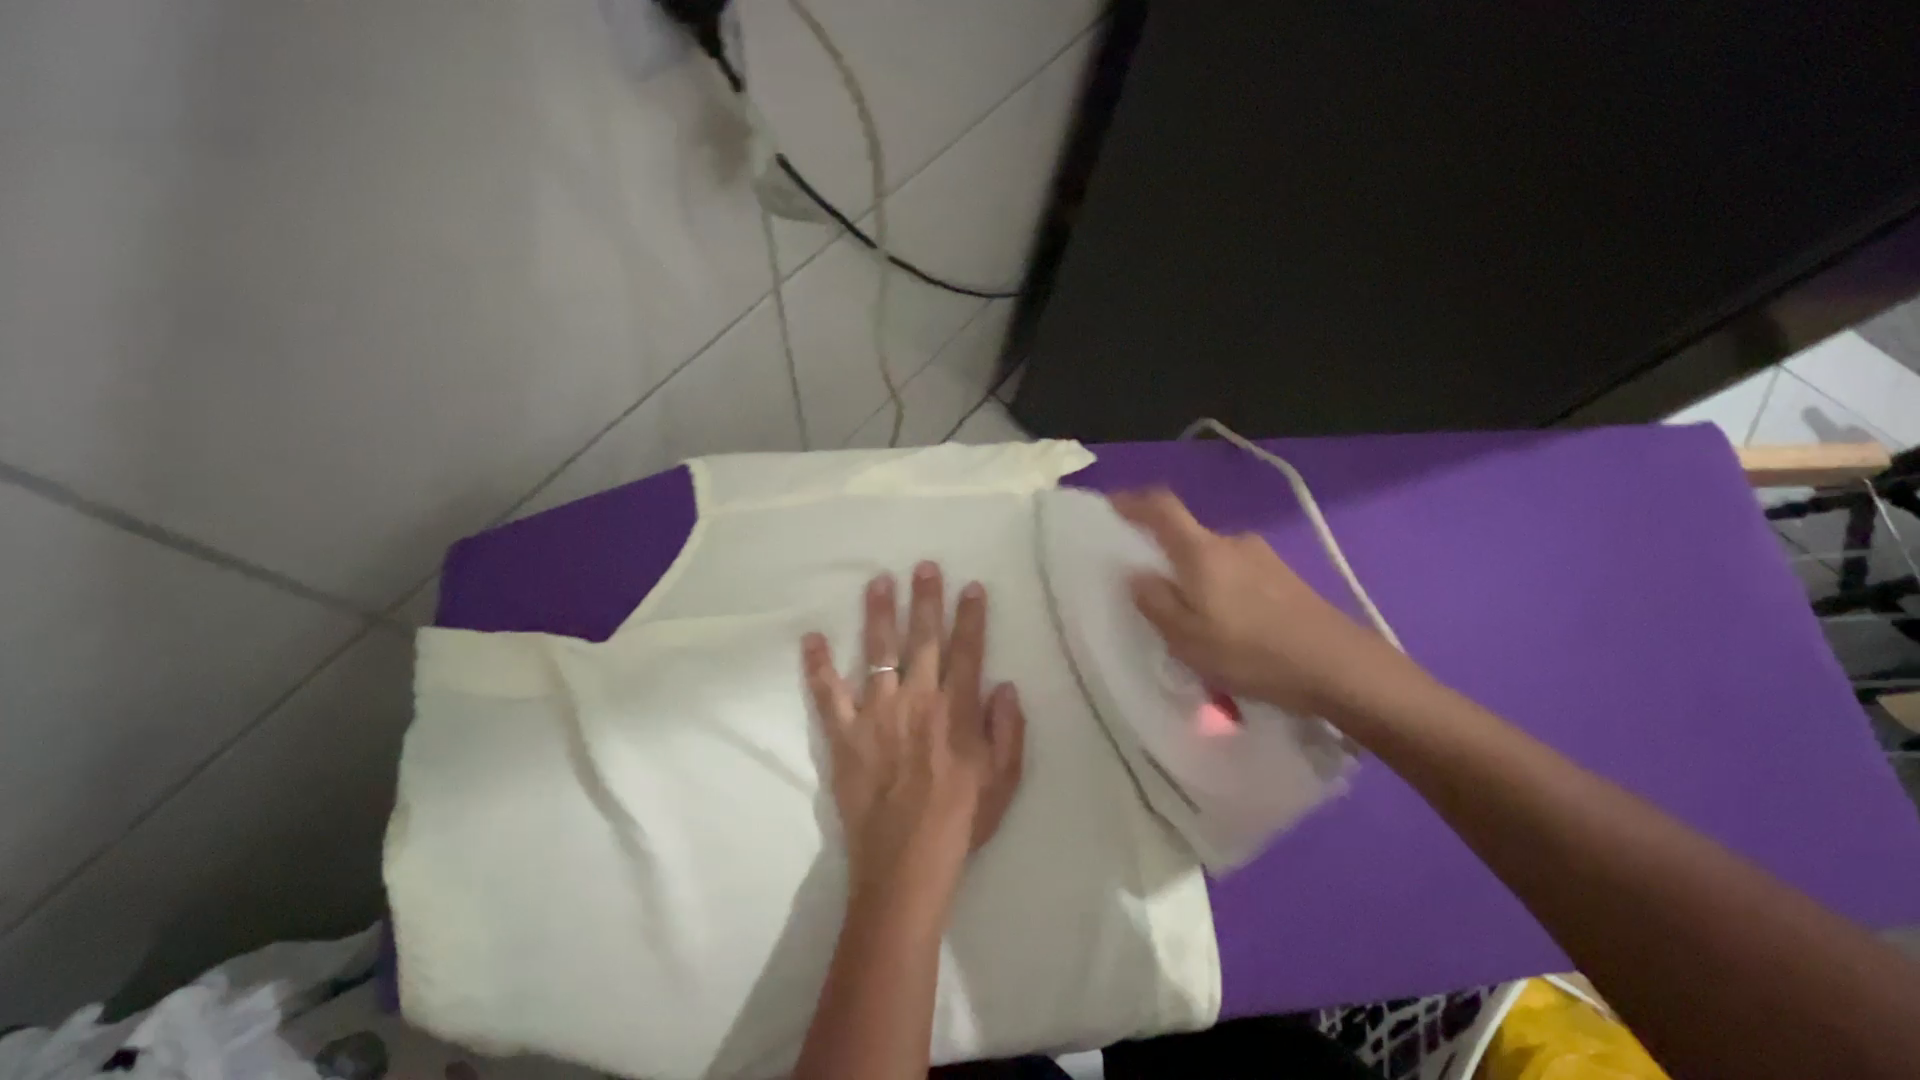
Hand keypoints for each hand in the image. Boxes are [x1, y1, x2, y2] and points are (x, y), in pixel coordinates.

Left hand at [802, 562, 1025, 894]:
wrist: (907, 861)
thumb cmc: (961, 821)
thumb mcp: (1004, 779)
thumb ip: (1008, 729)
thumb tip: (1005, 684)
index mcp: (957, 710)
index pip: (967, 651)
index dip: (970, 616)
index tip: (971, 586)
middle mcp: (917, 700)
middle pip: (922, 639)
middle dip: (925, 599)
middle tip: (924, 566)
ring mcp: (876, 714)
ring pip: (878, 652)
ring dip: (878, 614)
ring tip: (878, 581)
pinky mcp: (844, 733)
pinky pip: (827, 693)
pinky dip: (817, 665)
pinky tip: (811, 637)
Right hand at [1112, 489, 1415, 718]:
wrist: (1339, 667)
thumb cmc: (1252, 652)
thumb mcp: (1187, 638)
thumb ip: (1155, 602)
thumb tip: (1136, 574)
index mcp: (1202, 551)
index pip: (1161, 508)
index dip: (1133, 502)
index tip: (1112, 506)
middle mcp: (1234, 543)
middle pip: (1190, 539)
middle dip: (1169, 560)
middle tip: (1156, 597)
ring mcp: (1266, 559)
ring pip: (1217, 563)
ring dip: (1202, 584)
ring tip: (1197, 625)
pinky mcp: (1288, 581)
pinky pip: (1241, 579)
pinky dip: (1226, 595)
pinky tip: (1233, 633)